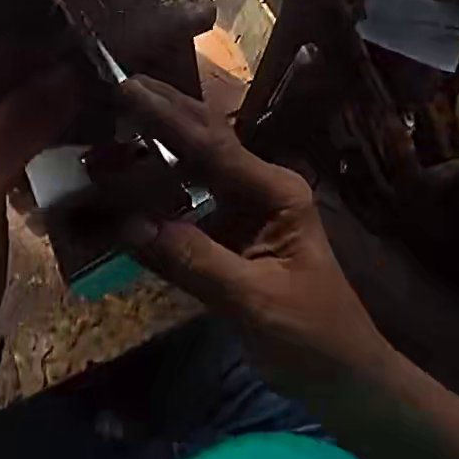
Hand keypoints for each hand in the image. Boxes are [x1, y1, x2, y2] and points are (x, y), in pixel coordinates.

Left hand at [0, 46, 76, 450]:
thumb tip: (75, 70)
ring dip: (57, 110)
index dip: (36, 56)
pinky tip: (93, 135)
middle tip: (113, 82)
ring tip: (112, 106)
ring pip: (14, 110)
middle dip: (50, 82)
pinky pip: (21, 140)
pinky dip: (52, 137)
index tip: (97, 57)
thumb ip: (18, 125)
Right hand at [120, 75, 395, 401]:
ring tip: (115, 119)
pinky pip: (189, 201)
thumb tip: (126, 223)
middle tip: (117, 83)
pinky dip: (159, 188)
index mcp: (276, 191)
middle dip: (164, 111)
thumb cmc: (311, 335)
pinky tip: (131, 178)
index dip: (167, 118)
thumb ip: (192, 260)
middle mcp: (261, 187)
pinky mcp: (232, 232)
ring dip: (158, 143)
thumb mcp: (253, 301)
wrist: (343, 375)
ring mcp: (246, 208)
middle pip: (206, 140)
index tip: (126, 89)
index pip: (213, 147)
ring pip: (196, 165)